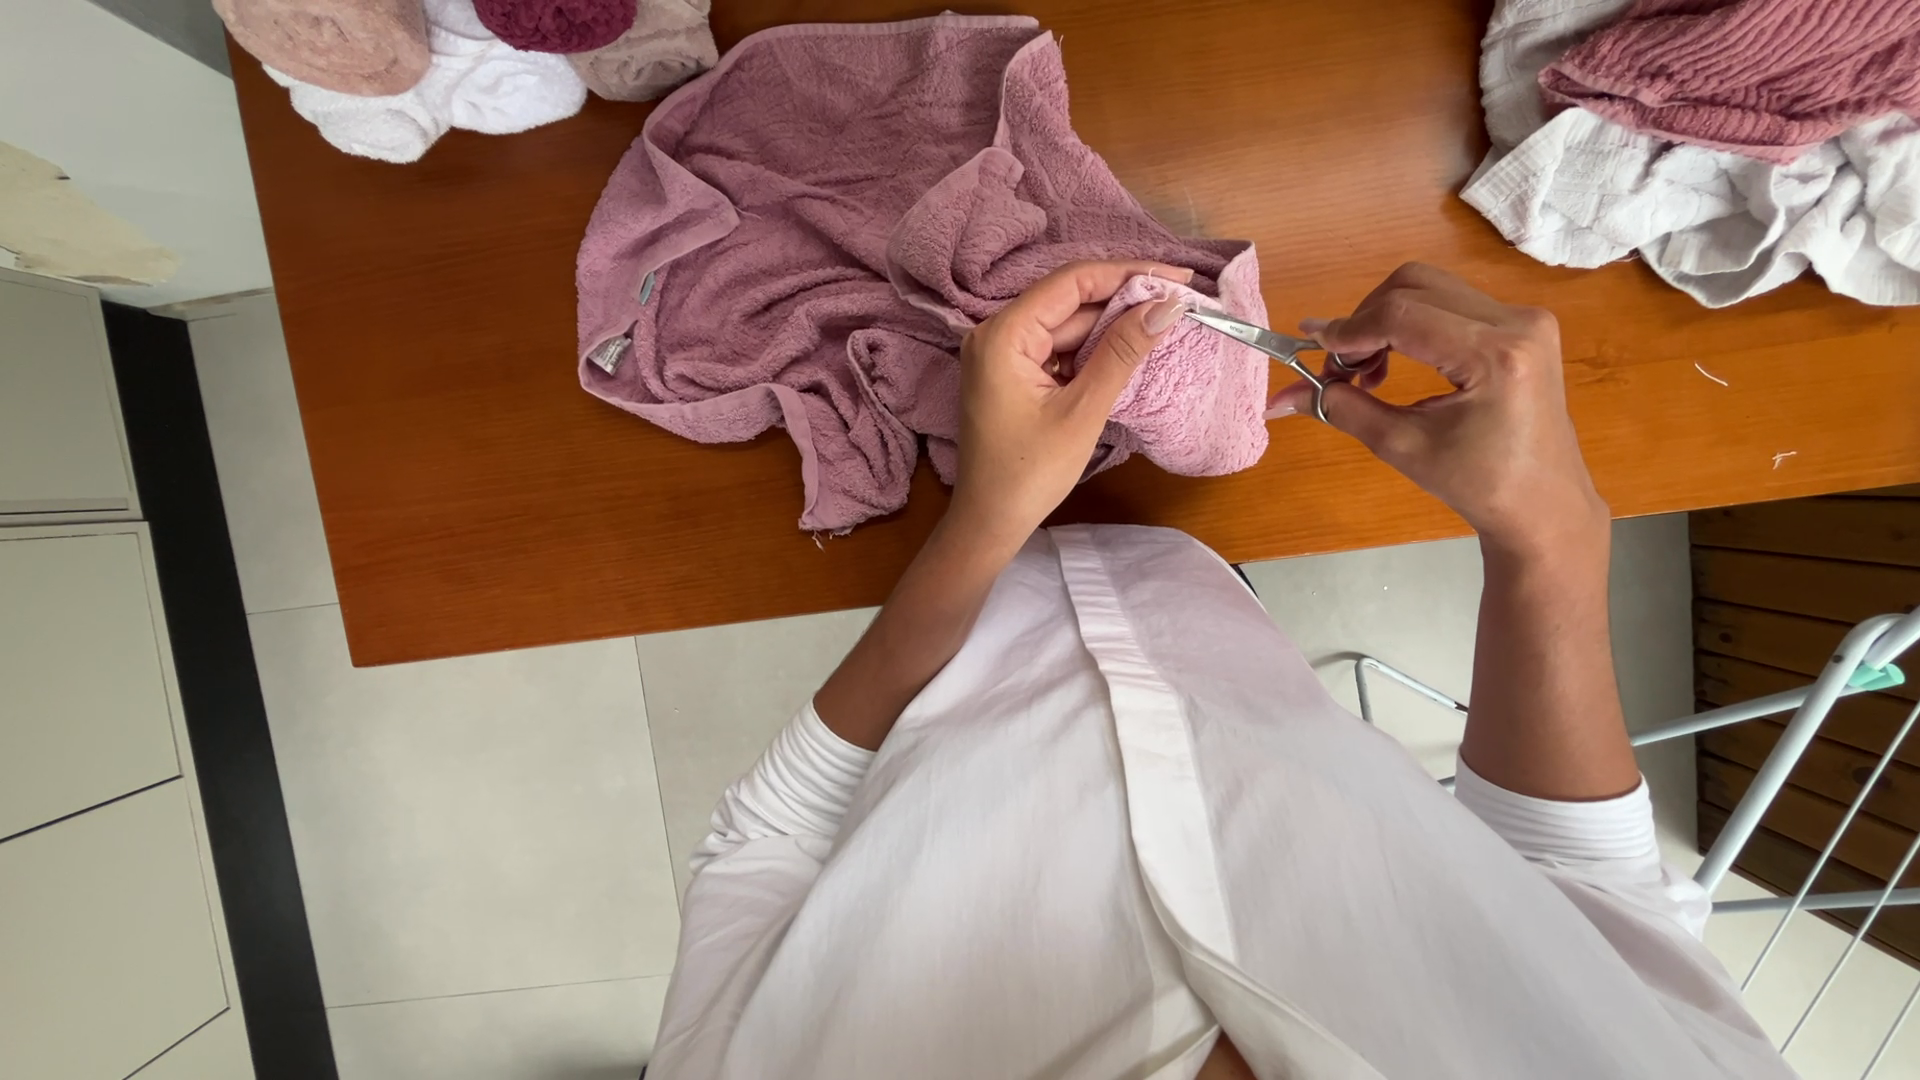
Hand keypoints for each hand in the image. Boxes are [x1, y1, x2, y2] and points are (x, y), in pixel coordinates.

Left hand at [949, 260, 1191, 546]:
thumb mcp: (1082, 411)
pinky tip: (1126, 351)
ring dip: (1110, 328)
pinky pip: (1056, 349)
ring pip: (1065, 326)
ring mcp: (1000, 354)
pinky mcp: (1009, 375)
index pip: (1072, 283)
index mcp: (1003, 335)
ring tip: (1162, 326)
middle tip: (1179, 304)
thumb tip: (1166, 306)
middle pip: (1069, 302)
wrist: (989, 522)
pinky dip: (1090, 351)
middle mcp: (995, 334)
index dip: (1129, 274)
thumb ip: (1122, 352)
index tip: (1178, 278)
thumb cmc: (1030, 474)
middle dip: (1123, 301)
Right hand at [1272, 262, 1607, 556]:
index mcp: (1494, 354)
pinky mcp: (1518, 325)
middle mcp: (1515, 322)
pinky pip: (1445, 304)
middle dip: (1362, 321)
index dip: (1347, 330)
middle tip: (1337, 368)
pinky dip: (1405, 325)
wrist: (1542, 501)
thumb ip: (1341, 410)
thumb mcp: (1400, 446)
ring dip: (1380, 321)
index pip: (1402, 316)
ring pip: (1427, 289)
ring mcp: (1521, 318)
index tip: (1309, 350)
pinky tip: (1389, 363)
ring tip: (1362, 371)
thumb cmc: (1476, 482)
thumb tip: (1281, 398)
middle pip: (1413, 286)